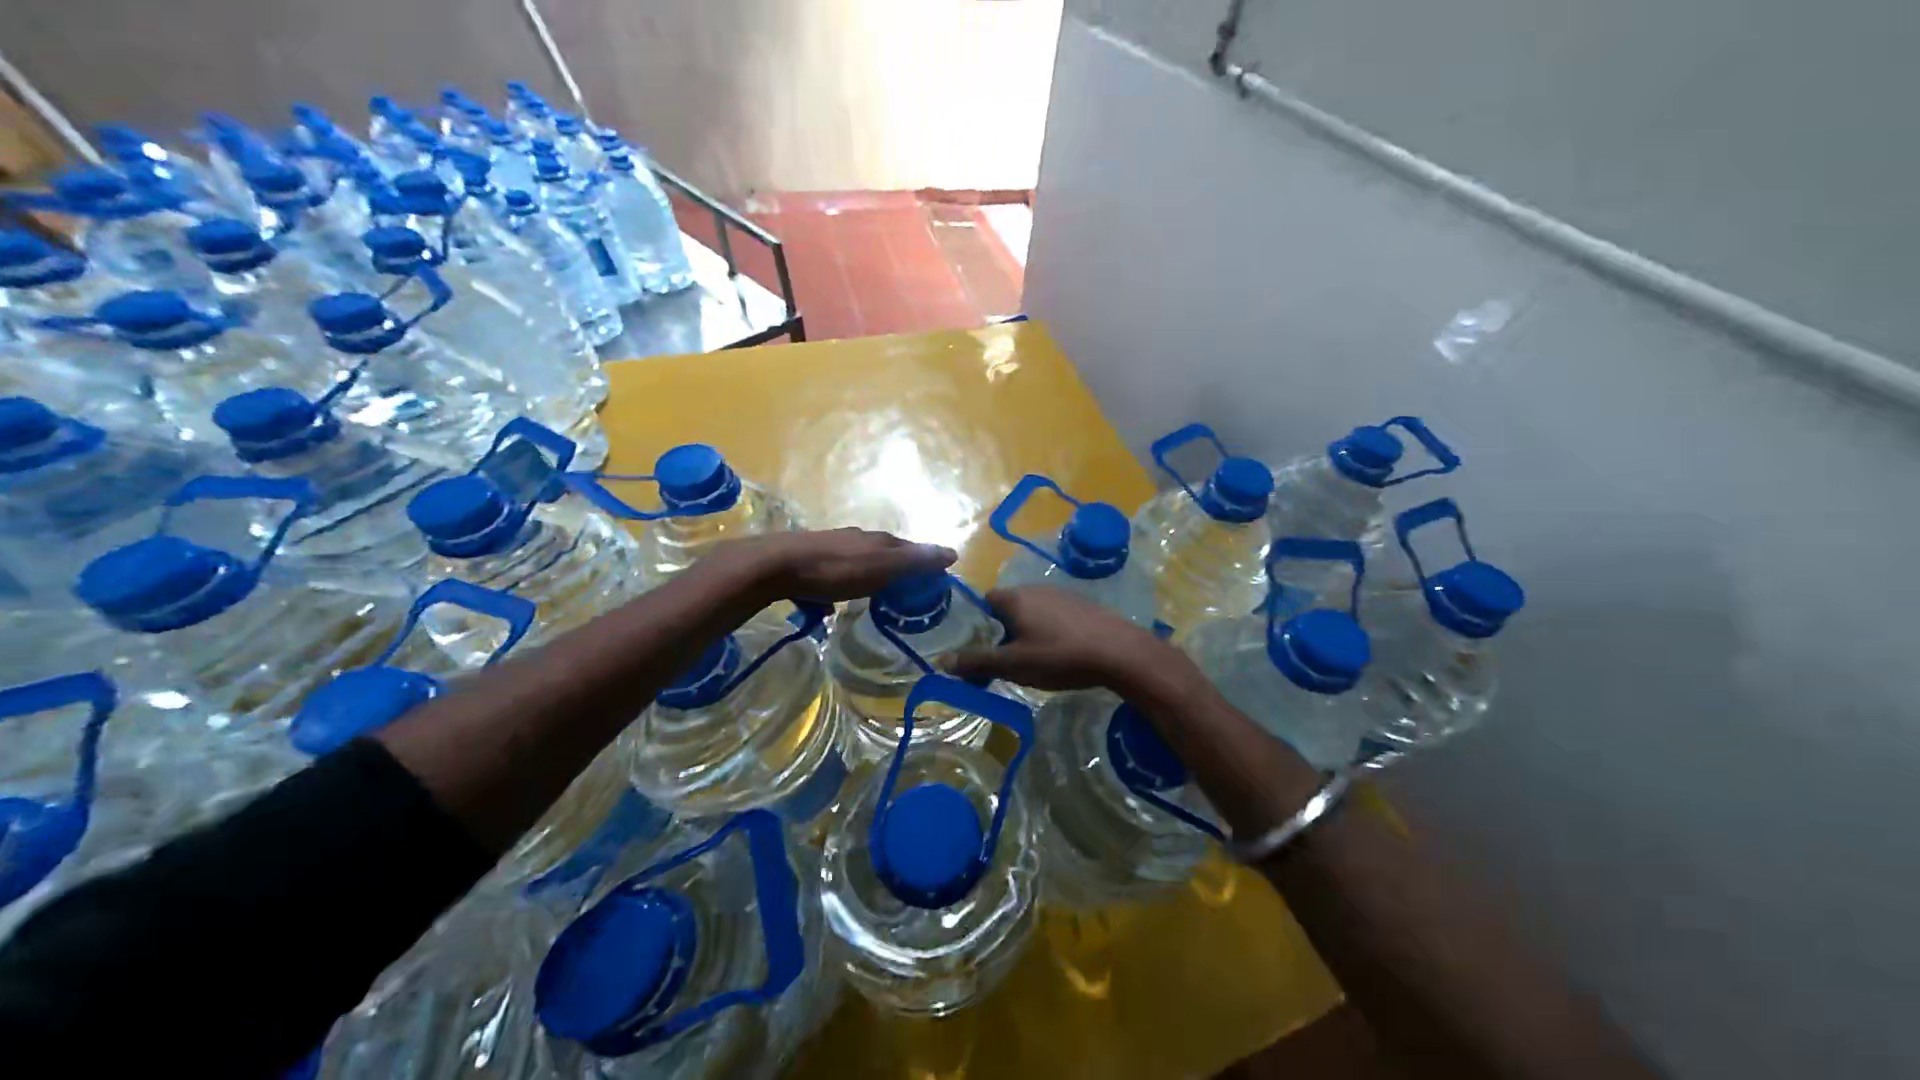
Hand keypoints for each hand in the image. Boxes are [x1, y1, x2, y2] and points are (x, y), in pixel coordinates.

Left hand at [725, 528, 956, 603]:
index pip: (907, 548)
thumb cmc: (833, 570)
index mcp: (874, 540)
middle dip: (894, 567)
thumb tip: (951, 552)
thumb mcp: (879, 567)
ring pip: (855, 561)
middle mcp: (853, 539)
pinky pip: (831, 575)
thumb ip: (913, 562)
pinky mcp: (805, 562)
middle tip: (905, 588)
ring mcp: (828, 548)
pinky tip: (832, 604)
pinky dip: (838, 586)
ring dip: (866, 576)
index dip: (923, 560)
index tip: (935, 575)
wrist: (774, 566)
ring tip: (872, 596)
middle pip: (881, 552)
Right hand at [945, 586, 1171, 691]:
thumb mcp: (1013, 664)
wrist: (1119, 652)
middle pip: (1008, 607)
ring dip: (1028, 632)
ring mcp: (1063, 595)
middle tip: (1006, 661)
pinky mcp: (1084, 606)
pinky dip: (1051, 632)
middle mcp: (1036, 589)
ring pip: (1033, 612)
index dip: (979, 624)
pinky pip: (1055, 616)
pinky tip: (1061, 654)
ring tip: (1034, 661)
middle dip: (1003, 631)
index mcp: (1015, 598)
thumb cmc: (1059, 656)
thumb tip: (942, 661)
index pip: (984, 602)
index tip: (981, 648)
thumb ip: (977, 662)